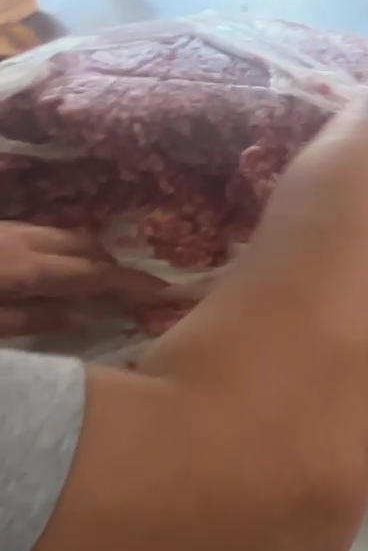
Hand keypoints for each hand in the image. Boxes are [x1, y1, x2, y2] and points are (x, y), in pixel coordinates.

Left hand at [0, 223, 167, 335]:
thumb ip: (35, 319)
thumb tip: (84, 316)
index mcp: (28, 266)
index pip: (97, 272)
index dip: (136, 282)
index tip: (169, 292)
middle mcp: (21, 241)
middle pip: (85, 245)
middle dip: (112, 264)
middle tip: (122, 288)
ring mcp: (3, 231)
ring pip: (62, 235)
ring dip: (86, 254)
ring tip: (86, 276)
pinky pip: (36, 233)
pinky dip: (56, 248)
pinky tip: (46, 265)